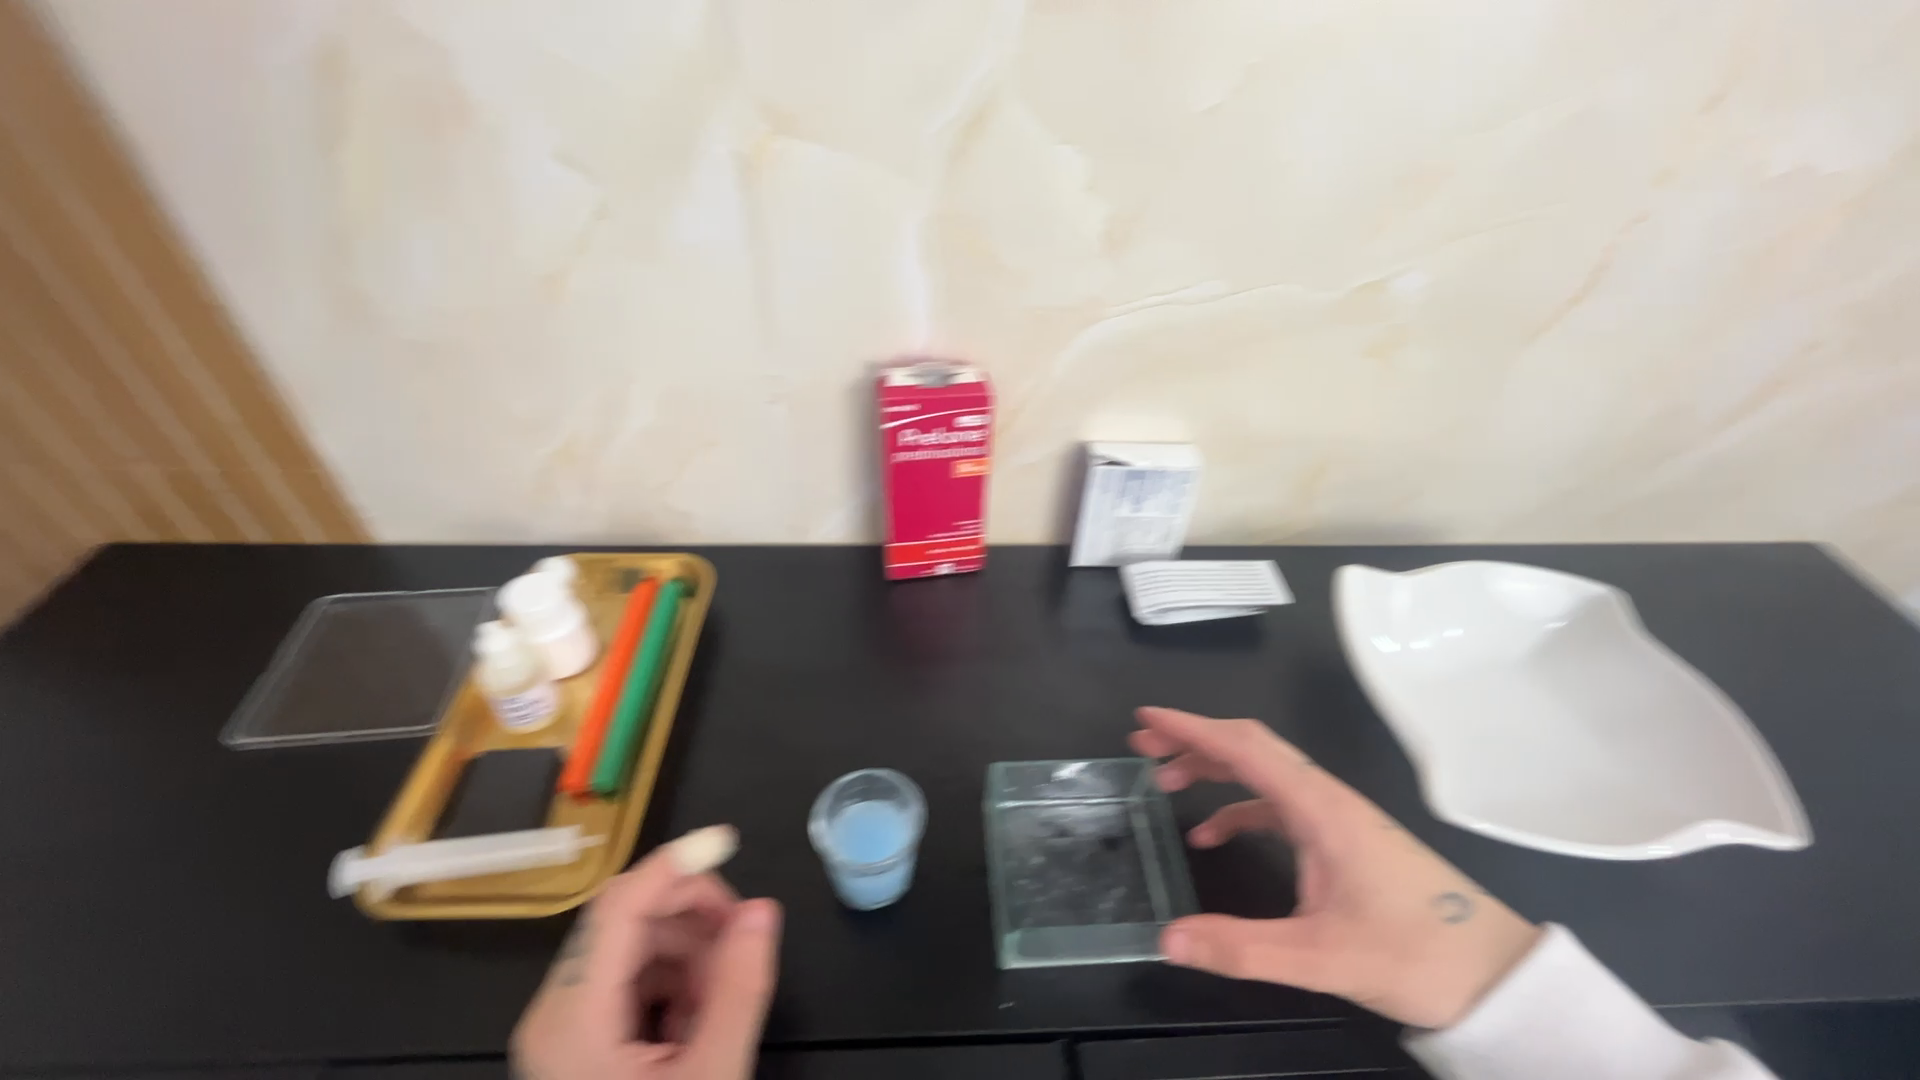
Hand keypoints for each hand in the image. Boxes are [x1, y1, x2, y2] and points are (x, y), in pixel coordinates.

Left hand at [512, 827, 781, 1079]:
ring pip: (636, 948)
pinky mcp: (581, 1041)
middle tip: (747, 940)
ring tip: (726, 996)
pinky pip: (634, 980)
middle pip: (629, 921)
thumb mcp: (712, 1077)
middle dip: (695, 917)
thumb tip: (764, 909)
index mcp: (573, 1018)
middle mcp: (557, 1010)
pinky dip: (677, 983)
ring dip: (692, 953)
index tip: (729, 841)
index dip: (674, 864)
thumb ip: (740, 989)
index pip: (619, 906)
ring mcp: (566, 1026)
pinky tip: (700, 1019)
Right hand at [1131, 707, 1540, 1028]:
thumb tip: (1166, 940)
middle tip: (1143, 745)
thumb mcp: (1322, 959)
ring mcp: (1336, 817)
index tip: (1147, 720)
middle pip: (1251, 748)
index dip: (1192, 729)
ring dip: (1213, 769)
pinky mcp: (1341, 838)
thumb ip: (1241, 949)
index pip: (1245, 748)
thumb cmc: (1415, 958)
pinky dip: (1238, 809)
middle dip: (1194, 740)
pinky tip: (1211, 836)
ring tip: (1165, 781)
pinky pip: (1278, 805)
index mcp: (1320, 809)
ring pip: (1263, 773)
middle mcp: (1326, 799)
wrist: (1497, 979)